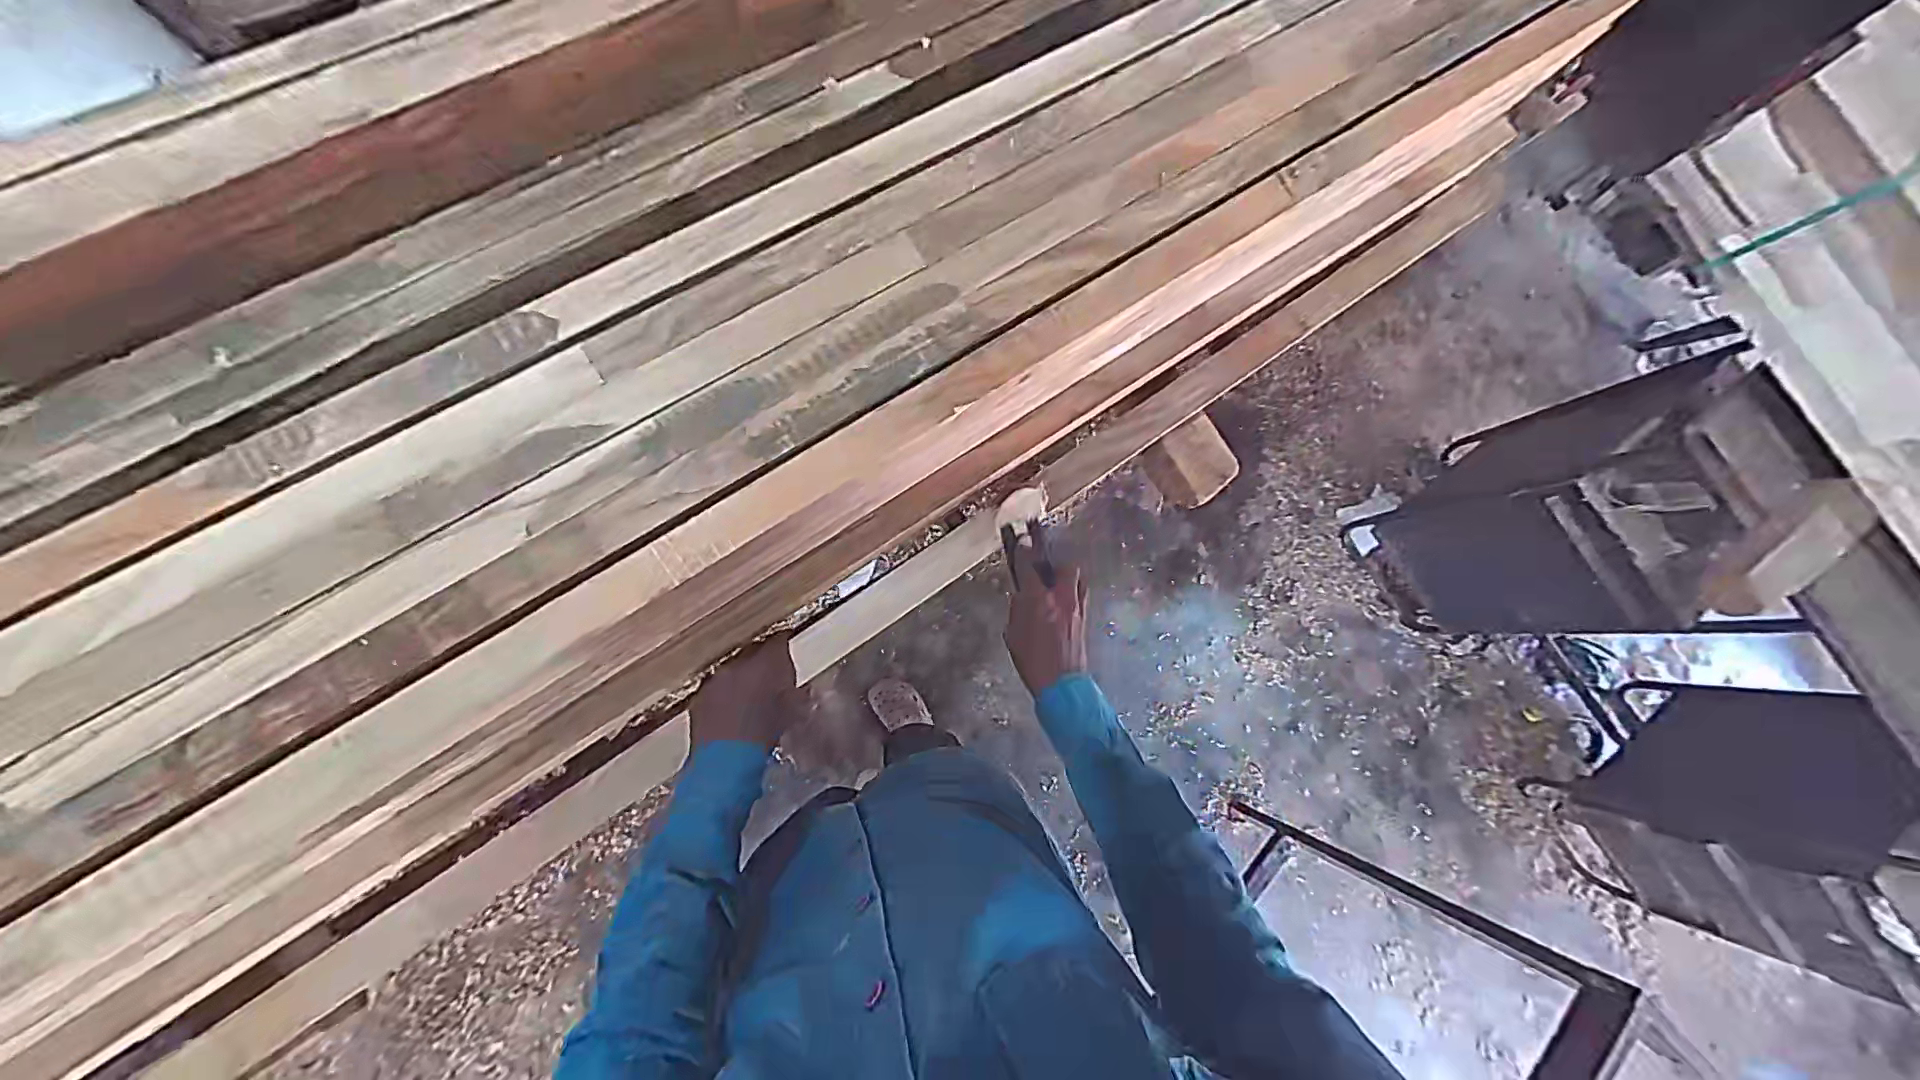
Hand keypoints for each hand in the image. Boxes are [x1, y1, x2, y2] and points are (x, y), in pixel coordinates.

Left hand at [688, 634, 810, 749]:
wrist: (725, 763)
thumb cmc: (766, 737)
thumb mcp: (793, 712)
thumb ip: (795, 692)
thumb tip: (797, 688)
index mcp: (766, 662)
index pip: (778, 641)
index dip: (784, 644)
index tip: (788, 648)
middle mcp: (737, 664)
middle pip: (752, 651)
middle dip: (762, 661)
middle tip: (771, 677)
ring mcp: (714, 680)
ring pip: (732, 669)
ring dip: (741, 677)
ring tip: (750, 697)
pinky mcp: (698, 698)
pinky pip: (715, 688)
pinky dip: (724, 694)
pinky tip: (731, 711)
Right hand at [1003, 545, 1088, 695]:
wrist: (1062, 686)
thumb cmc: (1033, 663)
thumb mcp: (1013, 634)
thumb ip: (1017, 610)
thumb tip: (1021, 597)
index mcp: (1039, 601)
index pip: (1029, 566)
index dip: (1023, 550)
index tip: (1019, 540)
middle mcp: (1062, 599)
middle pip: (1065, 567)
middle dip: (1054, 562)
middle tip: (1043, 564)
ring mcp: (1077, 608)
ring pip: (1077, 580)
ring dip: (1067, 577)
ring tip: (1056, 581)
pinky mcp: (1085, 619)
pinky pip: (1080, 595)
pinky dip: (1072, 593)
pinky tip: (1063, 601)